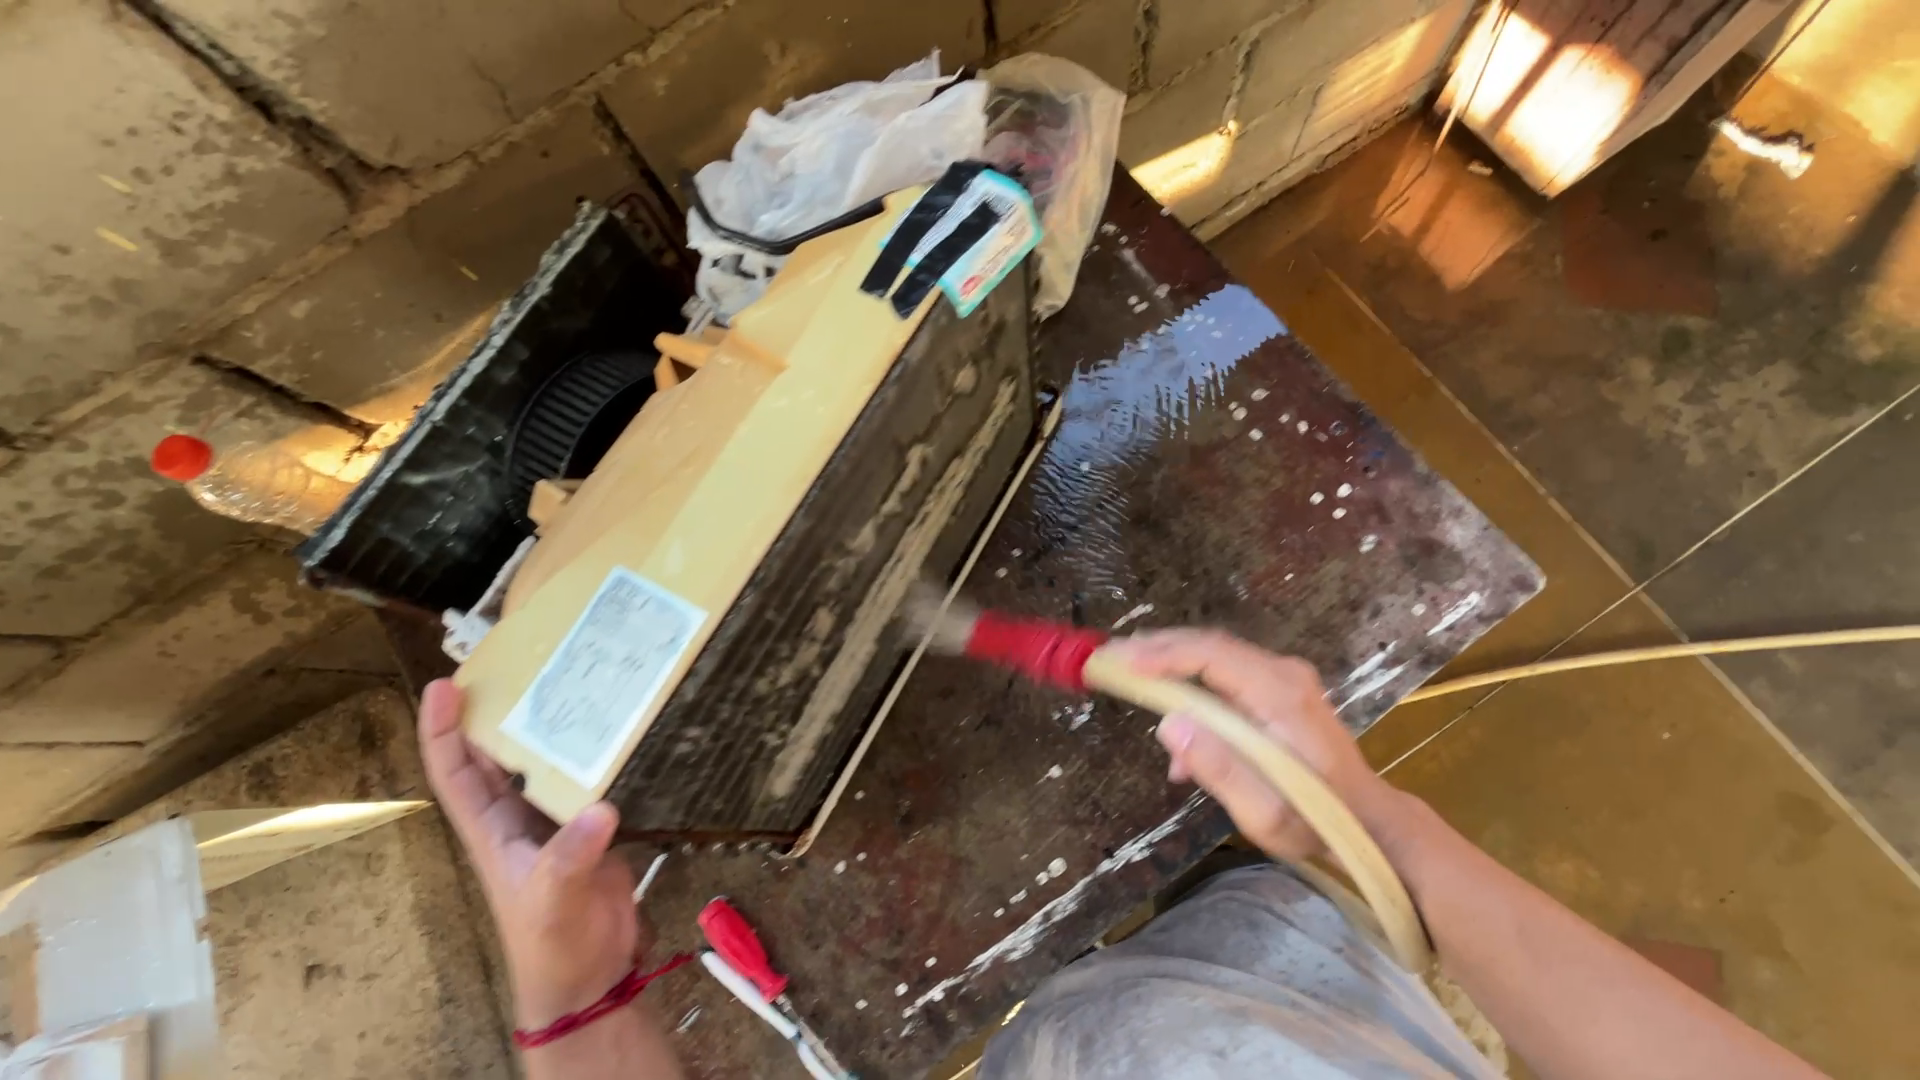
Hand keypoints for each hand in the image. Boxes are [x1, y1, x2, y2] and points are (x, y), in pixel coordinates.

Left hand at [417, 679, 643, 1028]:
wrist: (592, 975)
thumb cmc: (552, 944)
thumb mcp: (551, 901)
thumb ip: (570, 857)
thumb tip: (600, 808)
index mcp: (490, 830)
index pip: (454, 772)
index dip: (442, 729)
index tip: (447, 684)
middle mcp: (518, 817)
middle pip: (500, 754)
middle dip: (502, 709)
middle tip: (527, 663)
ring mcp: (558, 819)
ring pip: (548, 760)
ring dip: (556, 724)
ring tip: (578, 679)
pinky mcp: (596, 824)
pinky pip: (592, 776)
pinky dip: (602, 749)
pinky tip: (624, 725)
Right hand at [1104, 630, 1397, 860]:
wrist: (1370, 821)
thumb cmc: (1318, 823)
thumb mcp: (1267, 814)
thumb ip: (1219, 769)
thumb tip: (1168, 724)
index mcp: (1281, 696)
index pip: (1212, 655)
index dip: (1162, 654)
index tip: (1120, 664)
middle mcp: (1282, 673)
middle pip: (1208, 646)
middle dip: (1154, 649)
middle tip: (1107, 660)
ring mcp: (1283, 677)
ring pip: (1213, 655)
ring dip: (1167, 661)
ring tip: (1125, 676)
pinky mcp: (1277, 688)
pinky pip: (1224, 673)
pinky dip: (1189, 681)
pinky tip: (1173, 720)